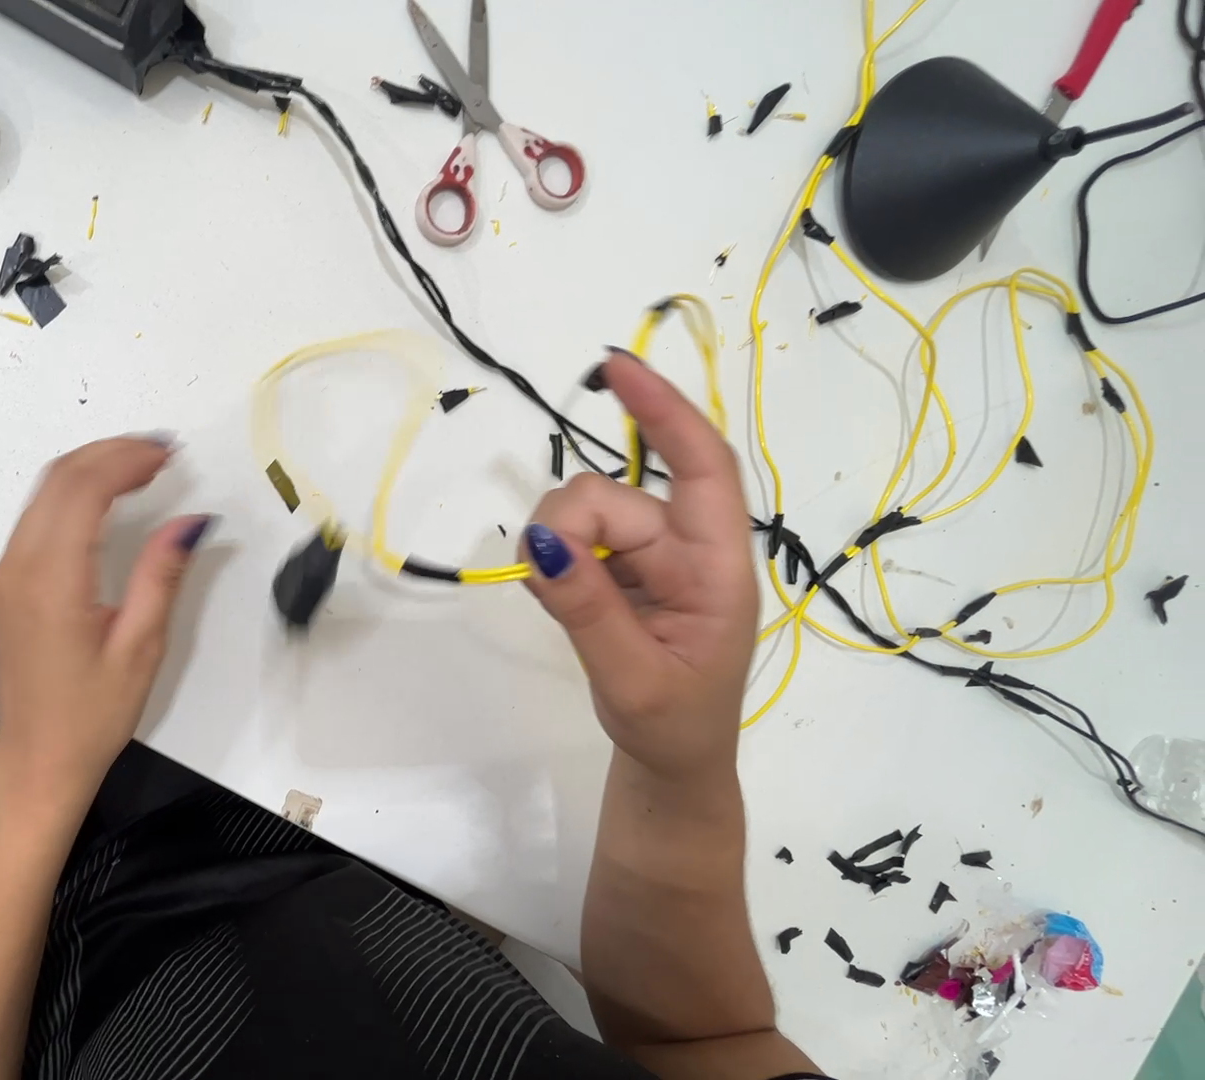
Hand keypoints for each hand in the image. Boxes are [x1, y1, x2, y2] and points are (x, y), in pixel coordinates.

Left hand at [0, 436, 213, 815]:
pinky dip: (74, 491)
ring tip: (142, 465)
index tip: (168, 454)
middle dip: (110, 452)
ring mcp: (6, 572)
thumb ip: (162, 575)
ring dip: (91, 466)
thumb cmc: (92, 715)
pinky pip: (38, 515)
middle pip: (59, 478)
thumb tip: (191, 521)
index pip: (84, 490)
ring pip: (45, 491)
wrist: (38, 759)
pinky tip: (108, 497)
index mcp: (52, 581)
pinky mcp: (7, 582)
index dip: (126, 460)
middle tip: (161, 451)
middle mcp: (18, 566)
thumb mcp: (140, 647)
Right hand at [520, 349, 756, 778]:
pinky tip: (556, 597)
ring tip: (560, 605)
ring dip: (555, 548)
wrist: (669, 760)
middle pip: (613, 496)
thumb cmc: (673, 726)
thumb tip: (540, 541)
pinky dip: (550, 562)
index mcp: (716, 568)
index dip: (664, 413)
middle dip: (569, 526)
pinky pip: (568, 541)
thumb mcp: (632, 677)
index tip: (616, 369)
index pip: (700, 470)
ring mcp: (646, 558)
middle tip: (544, 579)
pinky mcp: (614, 570)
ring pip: (582, 513)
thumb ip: (588, 609)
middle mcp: (683, 549)